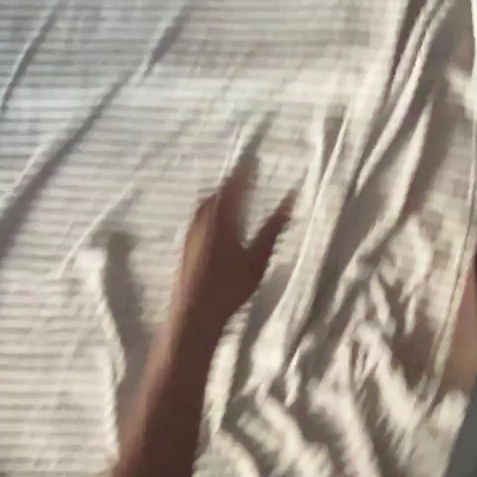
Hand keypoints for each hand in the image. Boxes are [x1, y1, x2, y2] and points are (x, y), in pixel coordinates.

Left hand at [167, 167, 294, 349]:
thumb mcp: (257, 259)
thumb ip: (273, 228)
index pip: (235, 186)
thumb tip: (290, 202)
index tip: (256, 161)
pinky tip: (217, 217)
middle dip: (232, 180)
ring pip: (206, 202)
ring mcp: (191, 232)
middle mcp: (203, 219)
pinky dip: (211, 206)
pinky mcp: (186, 244)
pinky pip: (200, 214)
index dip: (246, 172)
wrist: (193, 315)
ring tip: (233, 191)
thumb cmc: (230, 288)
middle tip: (246, 174)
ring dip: (220, 193)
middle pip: (218, 191)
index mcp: (222, 218)